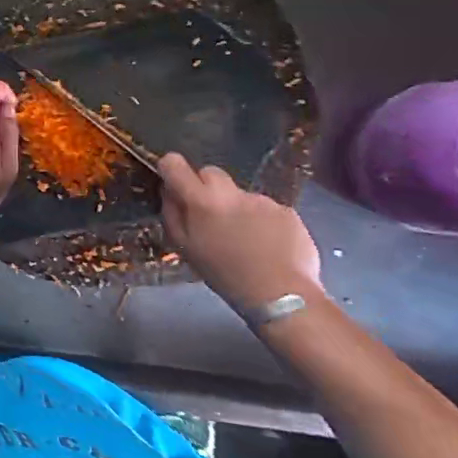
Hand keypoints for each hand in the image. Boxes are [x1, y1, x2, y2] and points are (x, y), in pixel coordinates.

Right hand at [158, 152, 321, 314]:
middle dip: (205, 186)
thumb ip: (172, 213)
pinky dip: (261, 220)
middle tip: (208, 213)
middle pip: (211, 172)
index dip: (170, 167)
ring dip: (236, 207)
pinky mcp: (288, 211)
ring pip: (239, 194)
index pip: (175, 164)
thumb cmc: (222, 272)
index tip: (172, 180)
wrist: (280, 292)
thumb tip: (169, 191)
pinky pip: (265, 209)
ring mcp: (262, 200)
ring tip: (243, 237)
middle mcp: (231, 193)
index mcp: (201, 200)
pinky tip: (265, 243)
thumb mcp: (183, 246)